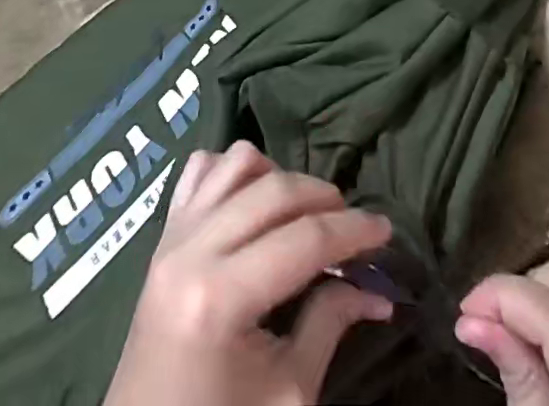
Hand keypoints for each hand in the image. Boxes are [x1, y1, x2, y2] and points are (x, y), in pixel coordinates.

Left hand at [103, 141, 394, 405]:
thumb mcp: (287, 393)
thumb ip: (329, 326)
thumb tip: (376, 291)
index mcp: (219, 298)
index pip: (303, 239)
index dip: (353, 230)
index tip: (387, 230)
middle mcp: (190, 250)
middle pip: (273, 190)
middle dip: (325, 198)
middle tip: (355, 226)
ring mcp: (170, 235)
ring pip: (235, 164)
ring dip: (280, 176)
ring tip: (305, 212)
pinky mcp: (161, 233)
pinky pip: (199, 170)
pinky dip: (234, 171)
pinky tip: (255, 199)